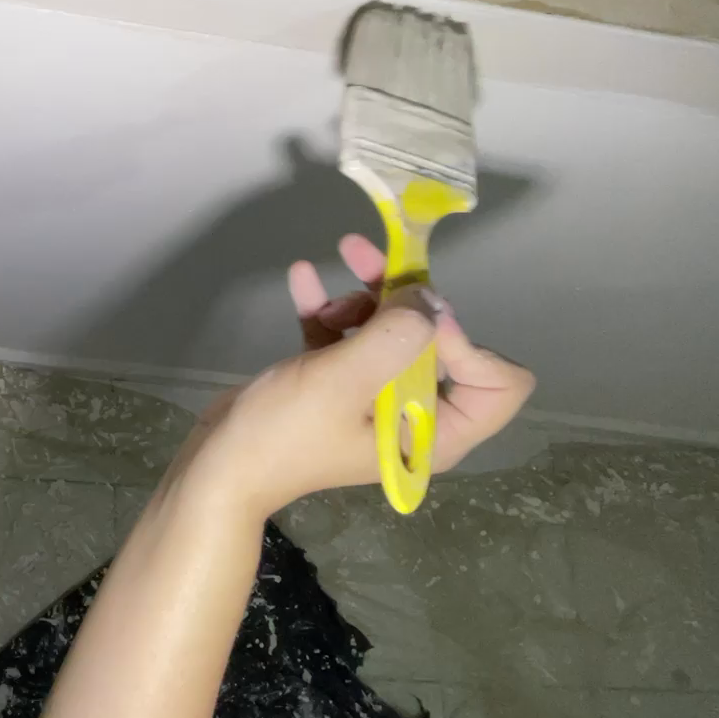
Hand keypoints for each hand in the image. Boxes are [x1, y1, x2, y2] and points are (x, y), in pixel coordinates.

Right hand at [179, 234, 534, 519]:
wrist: (221, 461)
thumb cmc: (285, 431)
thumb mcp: (341, 382)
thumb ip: (396, 337)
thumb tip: (429, 299)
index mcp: (434, 432)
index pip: (497, 382)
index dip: (465, 342)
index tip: (412, 319)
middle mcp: (412, 414)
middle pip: (434, 345)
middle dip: (399, 303)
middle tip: (362, 256)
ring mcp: (370, 397)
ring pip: (386, 334)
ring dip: (355, 306)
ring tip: (323, 302)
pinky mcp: (330, 384)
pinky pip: (341, 338)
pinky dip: (324, 310)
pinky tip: (301, 278)